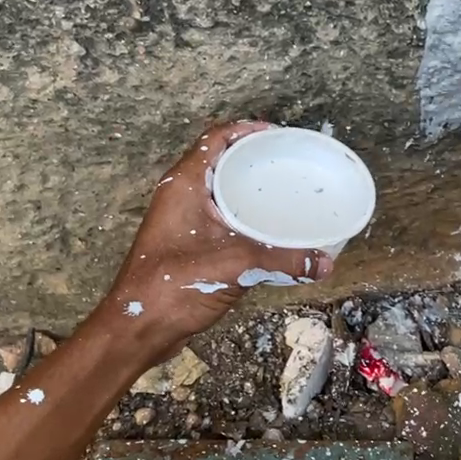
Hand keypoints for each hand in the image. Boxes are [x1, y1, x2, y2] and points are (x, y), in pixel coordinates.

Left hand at [100, 121, 331, 360]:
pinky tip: (266, 228)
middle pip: (219, 159)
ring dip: (246, 186)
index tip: (277, 134)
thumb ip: (283, 261)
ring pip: (219, 189)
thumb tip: (324, 262)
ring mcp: (181, 220)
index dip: (246, 129)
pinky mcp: (185, 243)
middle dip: (251, 156)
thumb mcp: (235, 265)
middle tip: (286, 161)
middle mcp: (180, 195)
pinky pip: (219, 215)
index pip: (215, 138)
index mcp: (185, 184)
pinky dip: (242, 213)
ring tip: (282, 190)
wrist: (136, 330)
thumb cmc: (173, 287)